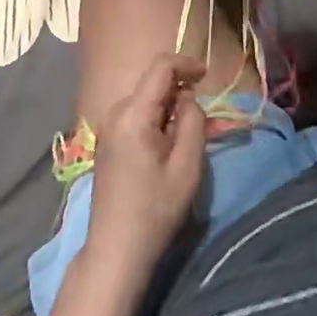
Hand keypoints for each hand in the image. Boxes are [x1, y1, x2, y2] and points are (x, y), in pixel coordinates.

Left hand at [85, 55, 207, 264]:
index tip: (208, 76)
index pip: (161, 67)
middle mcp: (115, 113)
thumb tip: (188, 99)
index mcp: (133, 113)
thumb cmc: (155, 208)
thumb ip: (193, 121)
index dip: (187, 64)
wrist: (115, 251)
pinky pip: (138, 117)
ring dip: (171, 112)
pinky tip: (169, 150)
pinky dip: (158, 123)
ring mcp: (108, 128)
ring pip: (147, 102)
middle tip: (205, 123)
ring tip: (190, 141)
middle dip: (182, 95)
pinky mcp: (108, 143)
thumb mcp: (187, 164)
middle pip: (154, 85)